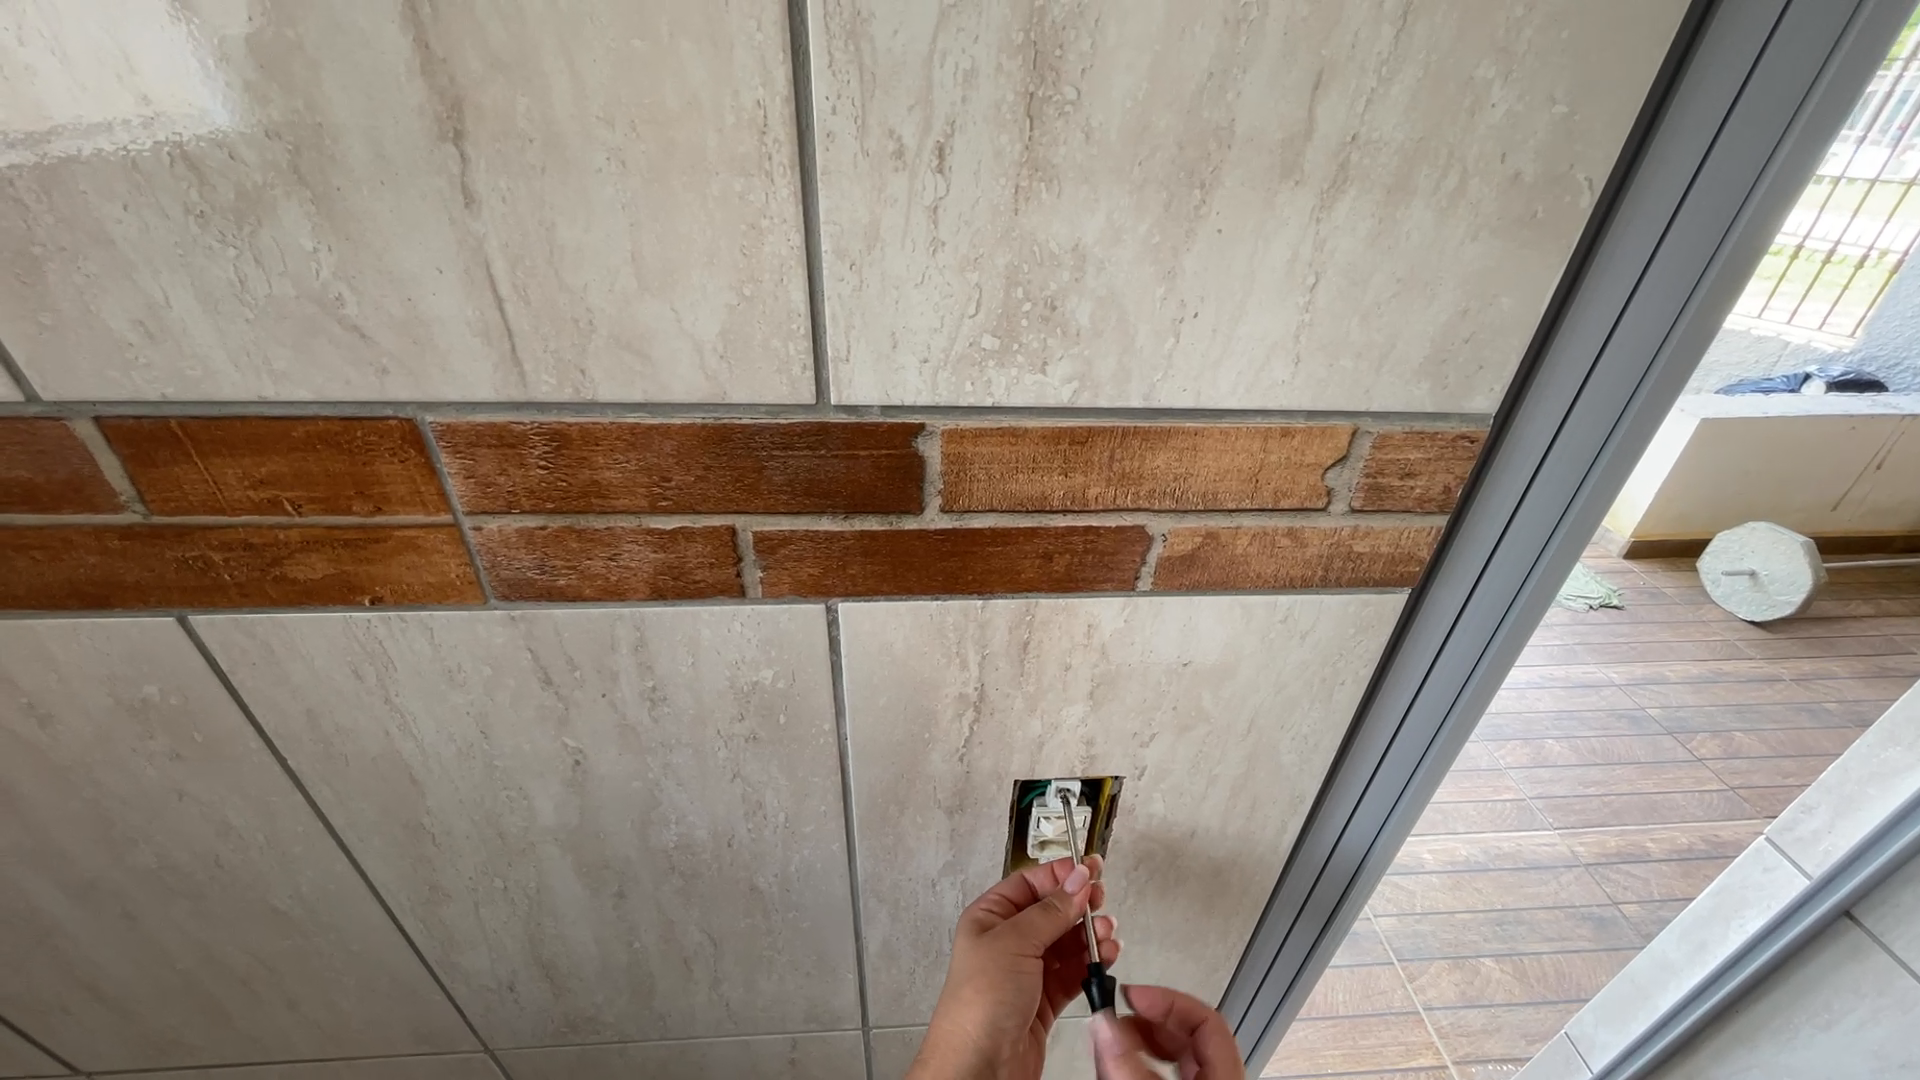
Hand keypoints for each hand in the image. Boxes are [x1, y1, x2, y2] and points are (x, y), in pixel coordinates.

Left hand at [907, 856, 1119, 1079]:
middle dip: (1078, 903)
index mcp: (990, 917)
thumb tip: (1077, 879)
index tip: (1088, 868)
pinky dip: (1090, 962)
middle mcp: (1008, 941)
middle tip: (1102, 897)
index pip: (1029, 883)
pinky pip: (1072, 972)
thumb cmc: (978, 1003)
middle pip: (1051, 911)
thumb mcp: (1014, 943)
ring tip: (1107, 930)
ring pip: (1065, 941)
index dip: (1059, 874)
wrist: (980, 1069)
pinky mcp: (1044, 1000)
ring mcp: (1027, 971)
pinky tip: (1106, 954)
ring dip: (1089, 933)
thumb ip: (1051, 912)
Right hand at [1090, 984, 1244, 1079]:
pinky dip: (1140, 1059)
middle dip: (1147, 1018)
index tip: (1131, 994)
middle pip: (1188, 1033)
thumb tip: (1102, 1020)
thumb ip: (1130, 1060)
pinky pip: (1164, 1070)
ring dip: (1140, 1038)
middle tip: (1116, 1016)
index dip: (1167, 1000)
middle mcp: (1219, 1078)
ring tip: (1112, 1038)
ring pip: (1174, 1053)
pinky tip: (1119, 1061)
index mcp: (1225, 1076)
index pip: (1207, 1019)